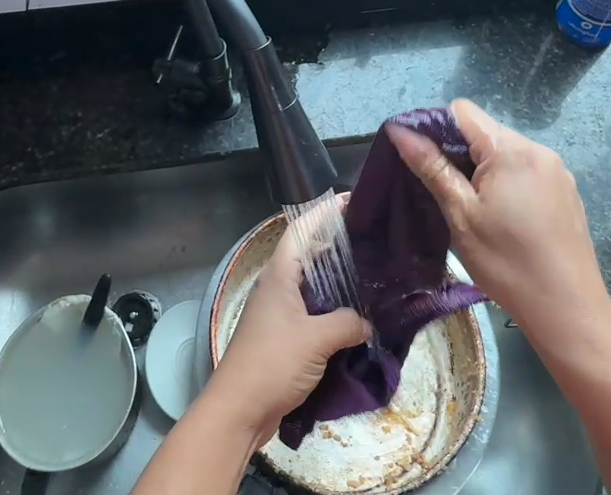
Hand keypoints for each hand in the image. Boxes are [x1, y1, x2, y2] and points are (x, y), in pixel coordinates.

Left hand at [202, 211, 369, 447]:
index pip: (300, 229)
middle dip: (336, 244)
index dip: (323, 212)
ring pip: (312, 285)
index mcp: (279, 275)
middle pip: (308, 254)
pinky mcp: (283, 336)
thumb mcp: (316, 339)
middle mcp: (277, 286)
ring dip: (337, 280)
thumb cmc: (272, 363)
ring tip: (371, 273)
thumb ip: (346, 324)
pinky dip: (333, 309)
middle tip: (371, 238)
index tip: (350, 200)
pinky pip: (312, 311)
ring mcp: (278, 312)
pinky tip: (356, 317)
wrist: (239, 410)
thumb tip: (367, 322)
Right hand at [387, 99, 610, 326]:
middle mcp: (537, 149)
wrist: (569, 310)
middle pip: (484, 130)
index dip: (435, 129)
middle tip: (446, 193)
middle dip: (459, 153)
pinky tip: (504, 217)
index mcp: (511, 150)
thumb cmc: (507, 263)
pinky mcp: (565, 190)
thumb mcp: (461, 215)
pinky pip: (525, 169)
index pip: (461, 111)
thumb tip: (399, 130)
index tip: (424, 163)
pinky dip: (505, 181)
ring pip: (504, 151)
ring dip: (482, 168)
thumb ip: (431, 167)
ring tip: (474, 208)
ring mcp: (556, 169)